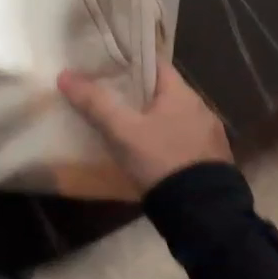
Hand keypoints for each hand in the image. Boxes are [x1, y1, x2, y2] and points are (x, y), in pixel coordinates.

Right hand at [59, 63, 232, 190]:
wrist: (206, 218)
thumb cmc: (162, 161)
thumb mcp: (122, 131)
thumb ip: (94, 102)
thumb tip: (64, 75)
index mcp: (182, 93)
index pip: (153, 62)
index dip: (128, 59)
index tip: (105, 62)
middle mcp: (201, 108)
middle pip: (162, 89)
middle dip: (136, 89)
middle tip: (107, 91)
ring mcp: (210, 136)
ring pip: (172, 114)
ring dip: (151, 115)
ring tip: (124, 121)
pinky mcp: (213, 161)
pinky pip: (182, 137)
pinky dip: (164, 136)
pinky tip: (148, 148)